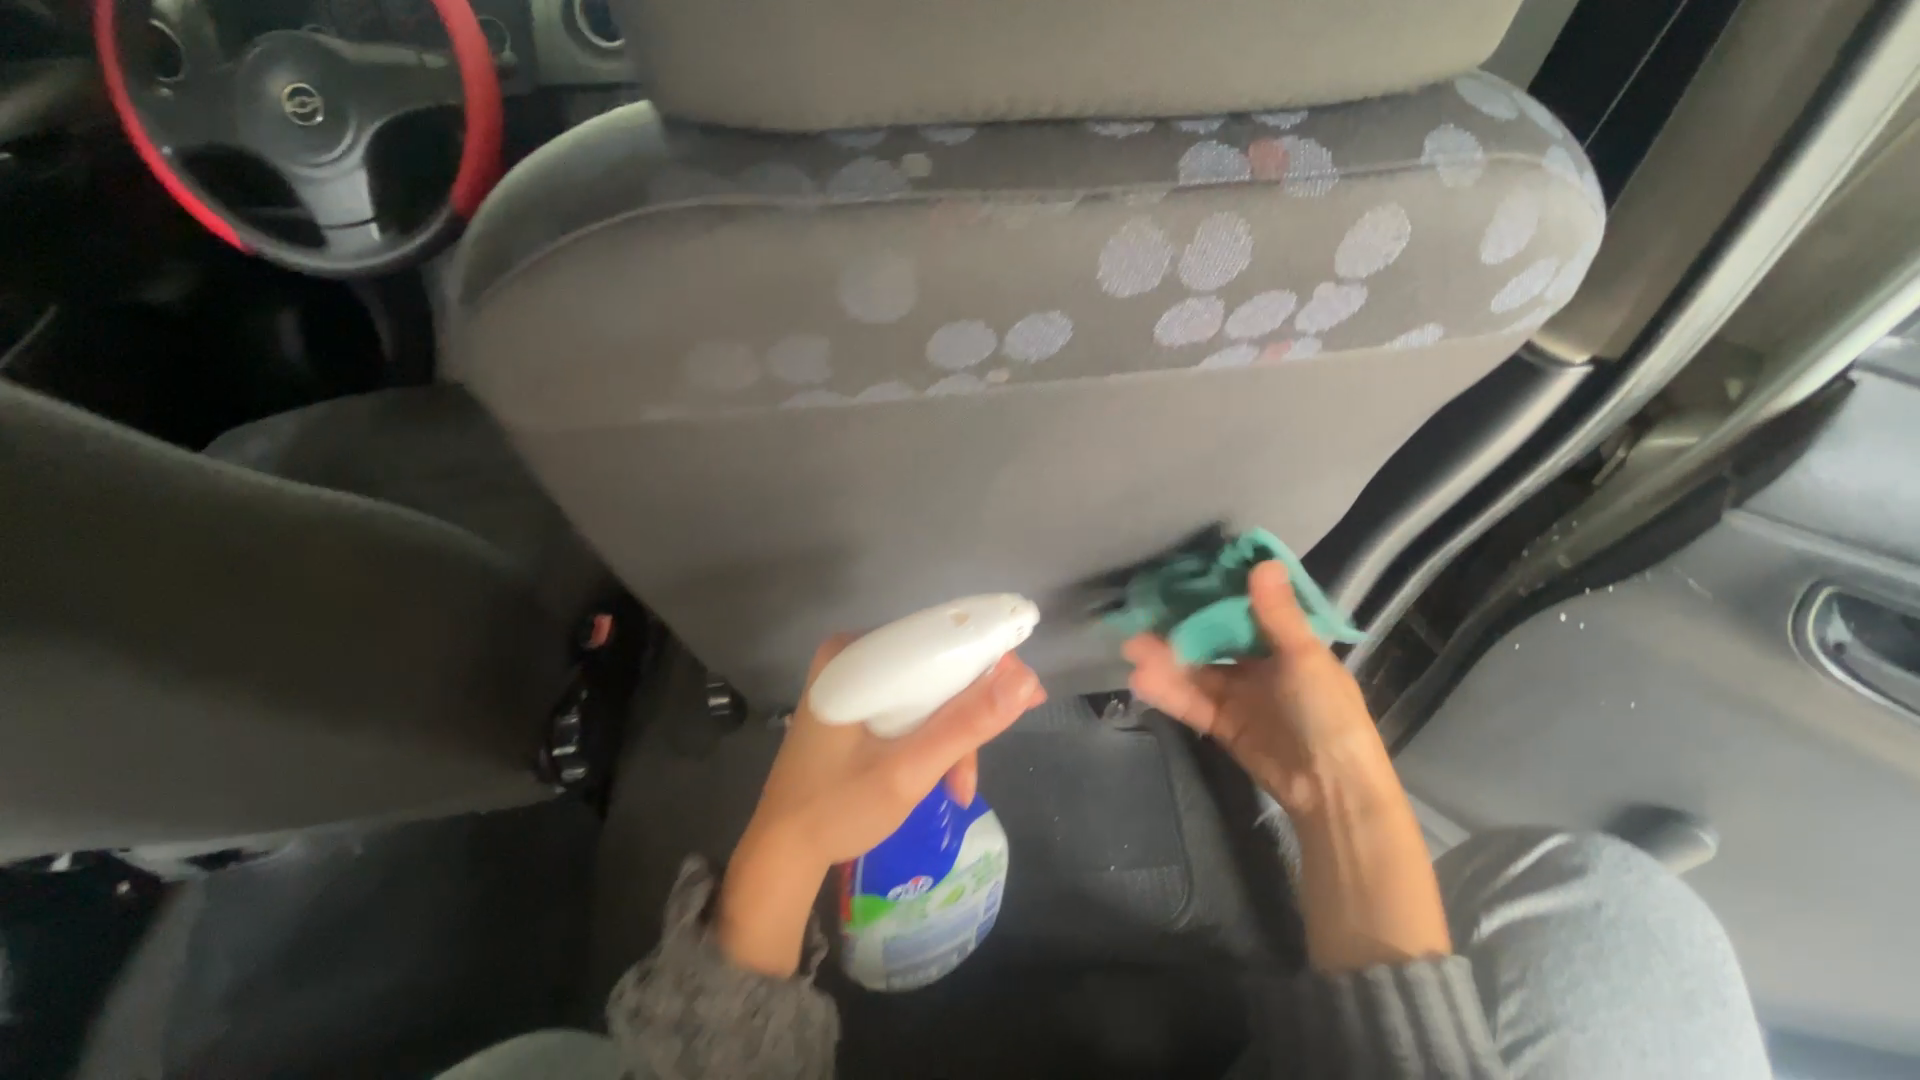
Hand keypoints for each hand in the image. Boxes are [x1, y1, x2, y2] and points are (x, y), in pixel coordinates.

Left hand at [717, 638, 1044, 975]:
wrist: (781, 852)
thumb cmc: (838, 808)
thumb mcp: (908, 770)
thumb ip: (965, 725)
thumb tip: (1026, 680)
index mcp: (855, 654)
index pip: (938, 640)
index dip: (988, 666)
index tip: (1028, 696)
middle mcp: (852, 656)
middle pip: (935, 670)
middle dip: (968, 716)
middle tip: (991, 754)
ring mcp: (852, 683)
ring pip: (926, 694)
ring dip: (951, 738)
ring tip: (960, 788)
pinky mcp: (855, 709)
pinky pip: (909, 711)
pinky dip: (930, 742)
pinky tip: (943, 780)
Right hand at [1124, 561, 1385, 815]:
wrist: (1331, 789)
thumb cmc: (1328, 714)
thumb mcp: (1305, 659)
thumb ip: (1277, 615)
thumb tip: (1263, 562)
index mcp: (1287, 643)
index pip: (1244, 610)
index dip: (1213, 595)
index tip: (1180, 577)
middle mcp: (1260, 664)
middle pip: (1212, 640)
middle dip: (1179, 628)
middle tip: (1142, 613)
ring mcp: (1239, 695)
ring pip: (1196, 671)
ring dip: (1166, 659)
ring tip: (1131, 646)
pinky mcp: (1223, 724)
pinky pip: (1192, 702)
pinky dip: (1169, 691)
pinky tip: (1141, 679)